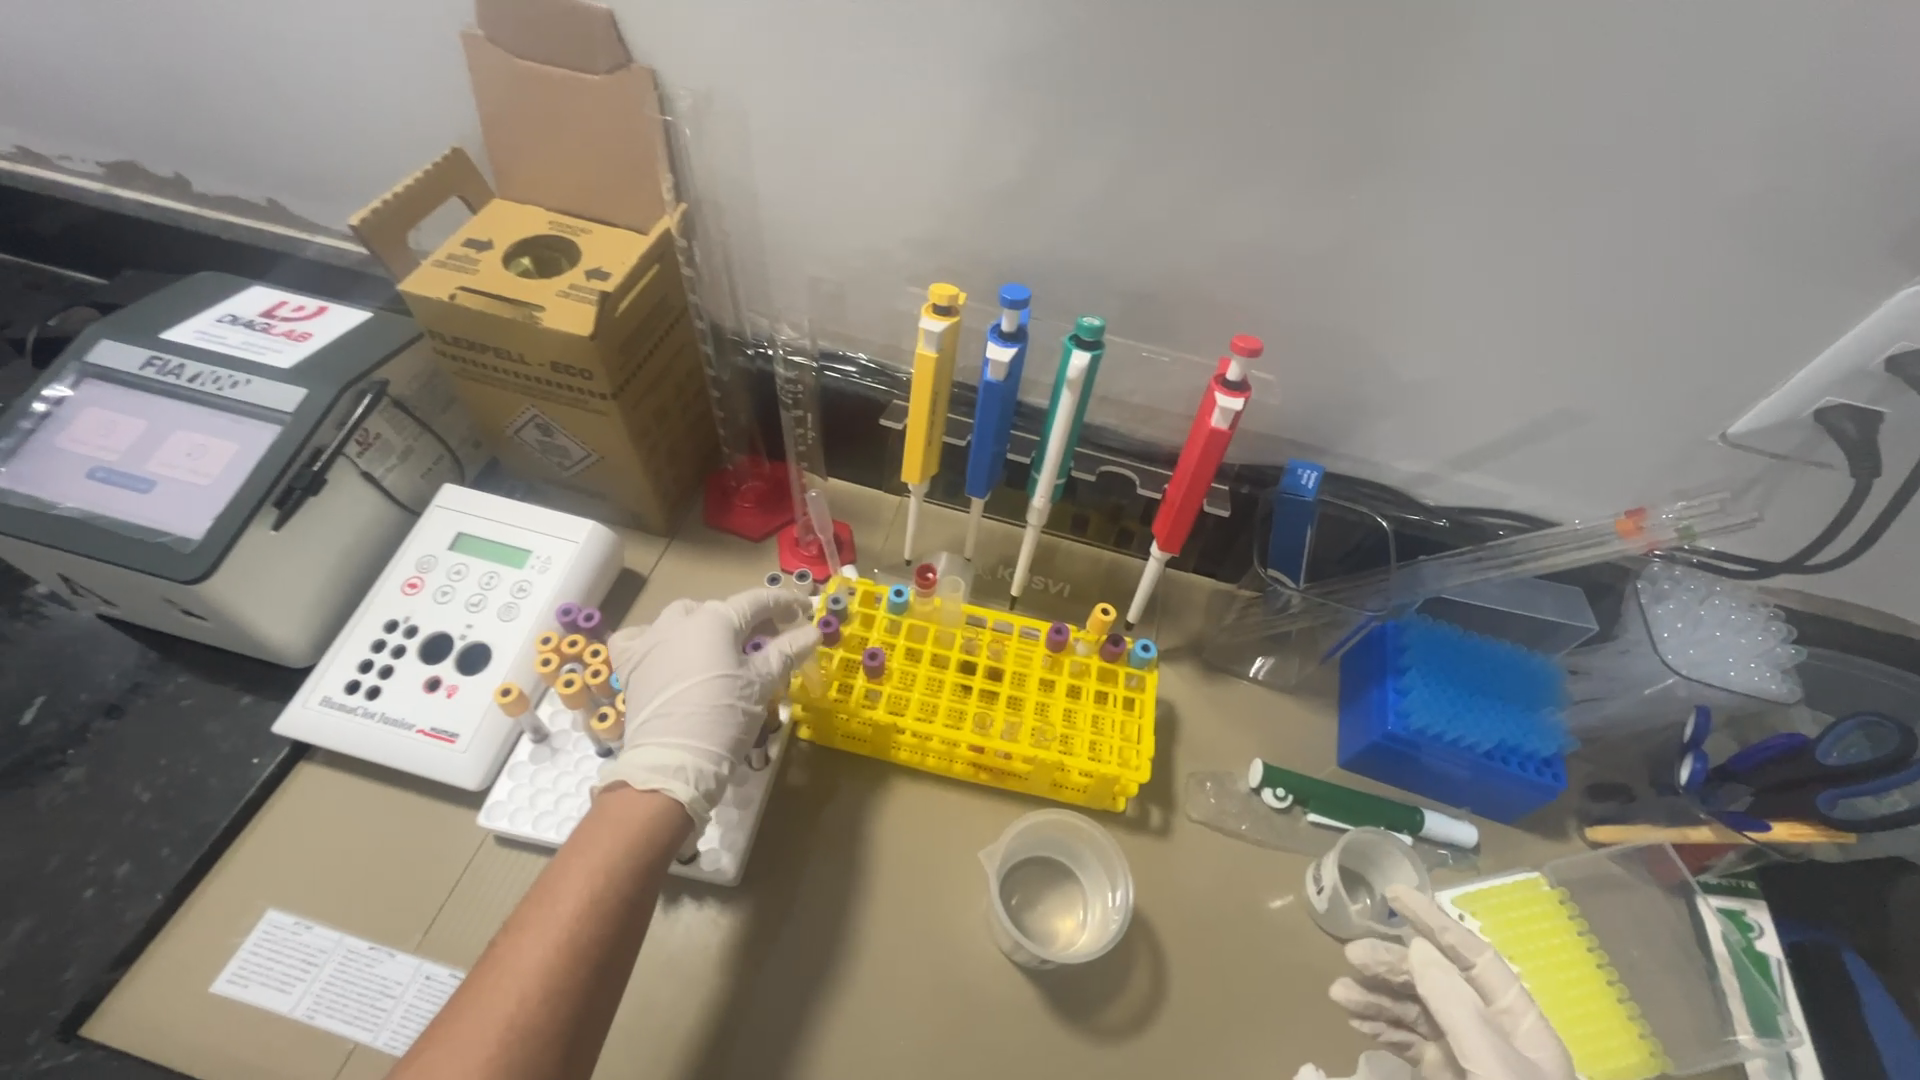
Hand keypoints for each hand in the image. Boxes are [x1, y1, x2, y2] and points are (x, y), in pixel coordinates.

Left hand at [598, 587, 818, 833]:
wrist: (675, 762)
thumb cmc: (725, 717)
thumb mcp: (763, 682)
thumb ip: (787, 650)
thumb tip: (812, 631)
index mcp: (716, 619)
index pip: (757, 601)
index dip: (784, 603)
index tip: (802, 610)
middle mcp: (680, 620)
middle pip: (721, 611)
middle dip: (747, 621)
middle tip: (768, 640)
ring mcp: (650, 640)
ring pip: (682, 620)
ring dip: (704, 627)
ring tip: (719, 649)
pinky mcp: (630, 664)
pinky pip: (642, 639)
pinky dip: (657, 641)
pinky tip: (667, 652)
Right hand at [1329, 886, 1575, 1079]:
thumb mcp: (1493, 1066)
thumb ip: (1456, 1006)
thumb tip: (1420, 947)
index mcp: (1518, 1025)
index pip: (1474, 959)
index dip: (1436, 924)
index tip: (1395, 896)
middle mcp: (1489, 1032)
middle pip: (1435, 980)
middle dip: (1393, 966)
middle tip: (1350, 957)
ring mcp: (1464, 1057)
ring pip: (1413, 1009)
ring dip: (1376, 996)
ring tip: (1339, 993)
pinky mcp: (1441, 1076)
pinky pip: (1404, 1041)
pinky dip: (1377, 1026)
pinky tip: (1352, 1018)